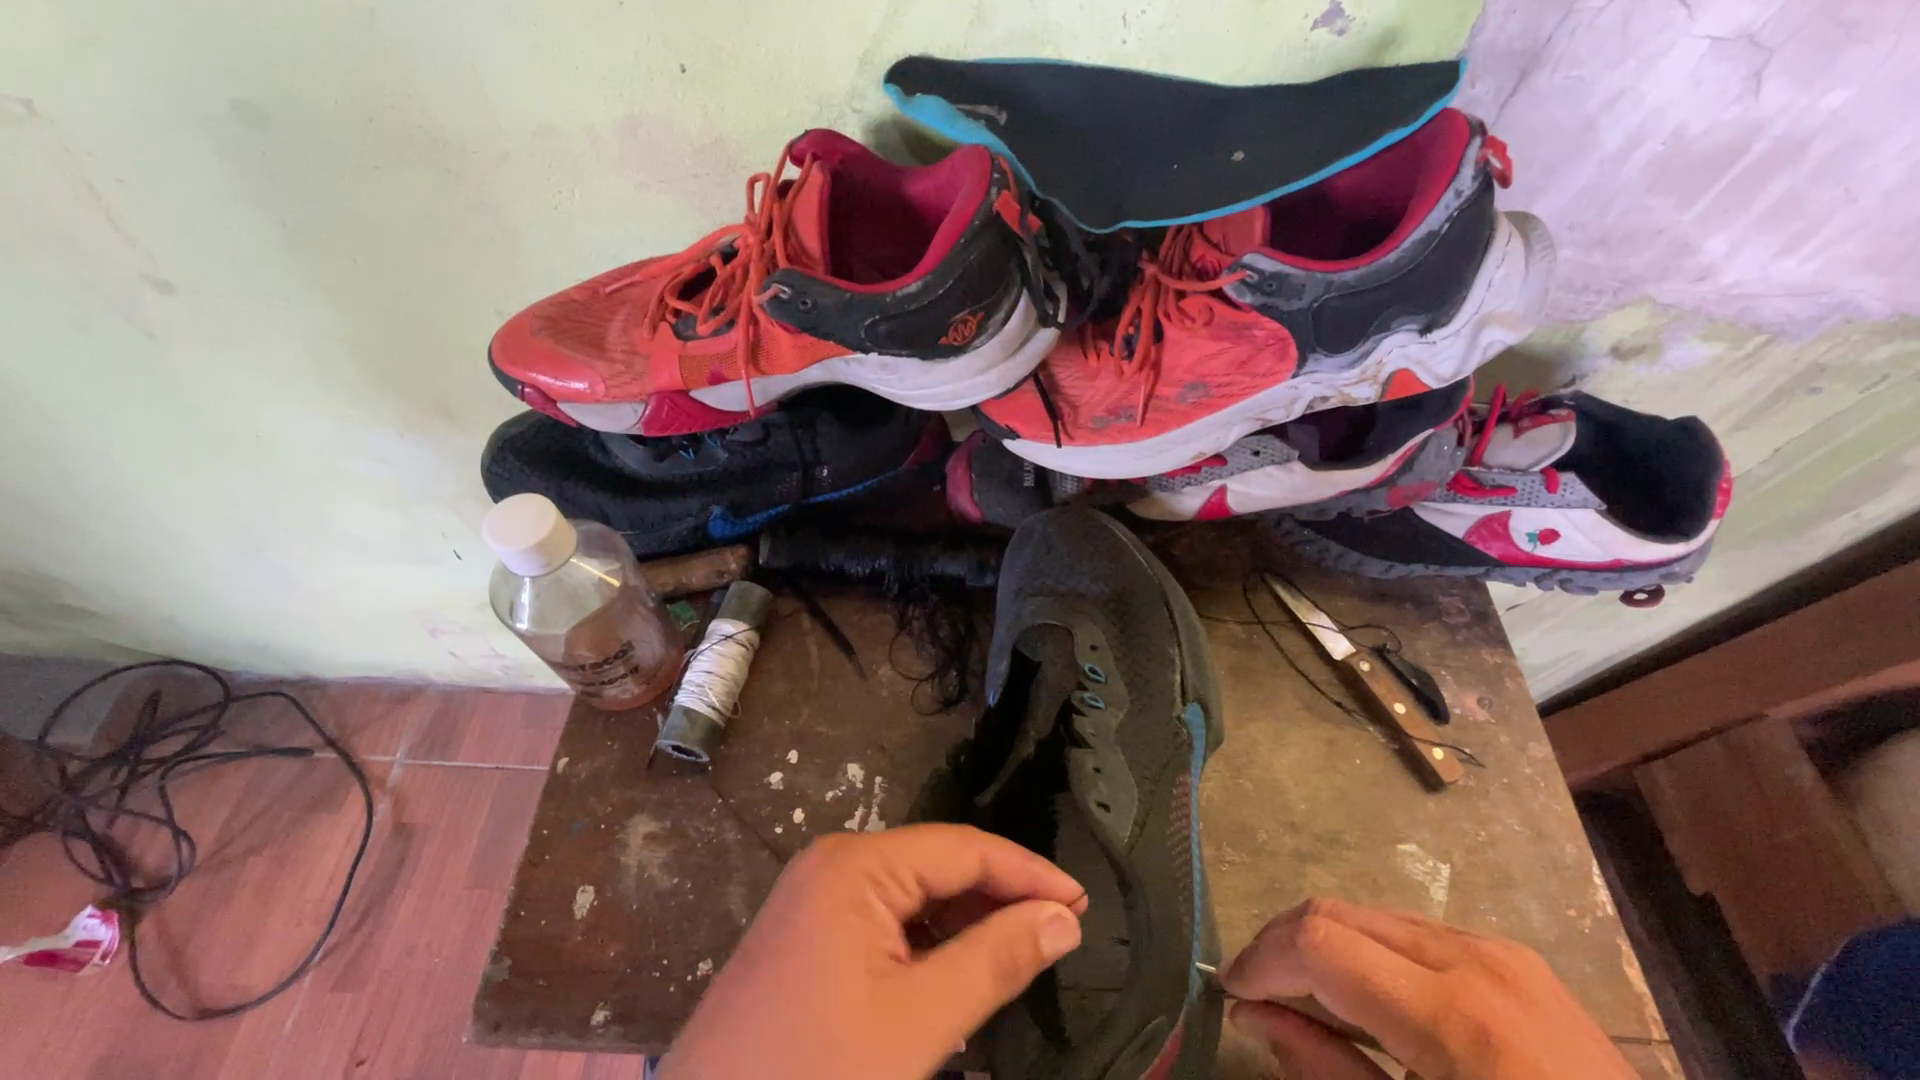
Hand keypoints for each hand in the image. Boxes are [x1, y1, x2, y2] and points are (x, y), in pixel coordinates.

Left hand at [661, 824, 1086, 1079]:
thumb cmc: (818, 1069)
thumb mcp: (918, 1020)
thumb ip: (995, 960)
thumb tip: (1063, 918)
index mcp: (857, 865)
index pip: (964, 849)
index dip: (1028, 873)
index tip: (1082, 904)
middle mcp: (834, 863)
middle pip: (938, 865)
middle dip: (999, 896)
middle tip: (1059, 932)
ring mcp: (816, 897)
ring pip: (913, 893)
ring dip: (967, 920)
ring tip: (1021, 952)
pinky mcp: (808, 933)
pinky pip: (885, 919)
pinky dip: (929, 940)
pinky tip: (960, 968)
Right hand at [1222, 898, 1636, 1079]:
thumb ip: (1327, 1071)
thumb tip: (1253, 1014)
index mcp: (1455, 1016)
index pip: (1318, 943)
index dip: (1259, 961)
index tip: (1229, 996)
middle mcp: (1474, 958)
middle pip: (1337, 913)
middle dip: (1280, 944)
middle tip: (1251, 993)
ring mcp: (1501, 950)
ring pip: (1370, 914)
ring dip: (1320, 944)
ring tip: (1299, 995)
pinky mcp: (1516, 958)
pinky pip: (1413, 933)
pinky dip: (1367, 952)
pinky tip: (1363, 997)